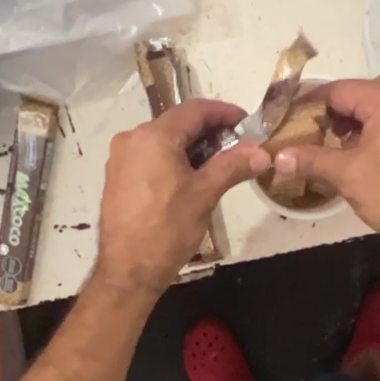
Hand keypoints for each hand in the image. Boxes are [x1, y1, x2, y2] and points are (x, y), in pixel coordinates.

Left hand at [94, 99, 269, 294]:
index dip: (224, 113)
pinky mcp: (116, 179)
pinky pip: (149, 159)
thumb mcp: (204, 195)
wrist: (128, 270)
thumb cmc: (167, 230)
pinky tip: (187, 181)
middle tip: (236, 148)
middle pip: (177, 124)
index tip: (246, 123)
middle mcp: (132, 139)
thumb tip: (262, 153)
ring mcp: (120, 159)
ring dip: (190, 149)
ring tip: (216, 167)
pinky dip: (171, 161)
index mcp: (153, 136)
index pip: (195, 110)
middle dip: (209, 132)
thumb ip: (232, 167)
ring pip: (162, 142)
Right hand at [275, 74, 379, 256]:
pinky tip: (366, 154)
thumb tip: (278, 157)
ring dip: (356, 120)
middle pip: (360, 92)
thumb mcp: (348, 177)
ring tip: (338, 147)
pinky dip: (376, 127)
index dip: (310, 104)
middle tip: (314, 135)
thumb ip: (312, 160)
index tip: (290, 121)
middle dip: (334, 111)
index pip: (338, 89)